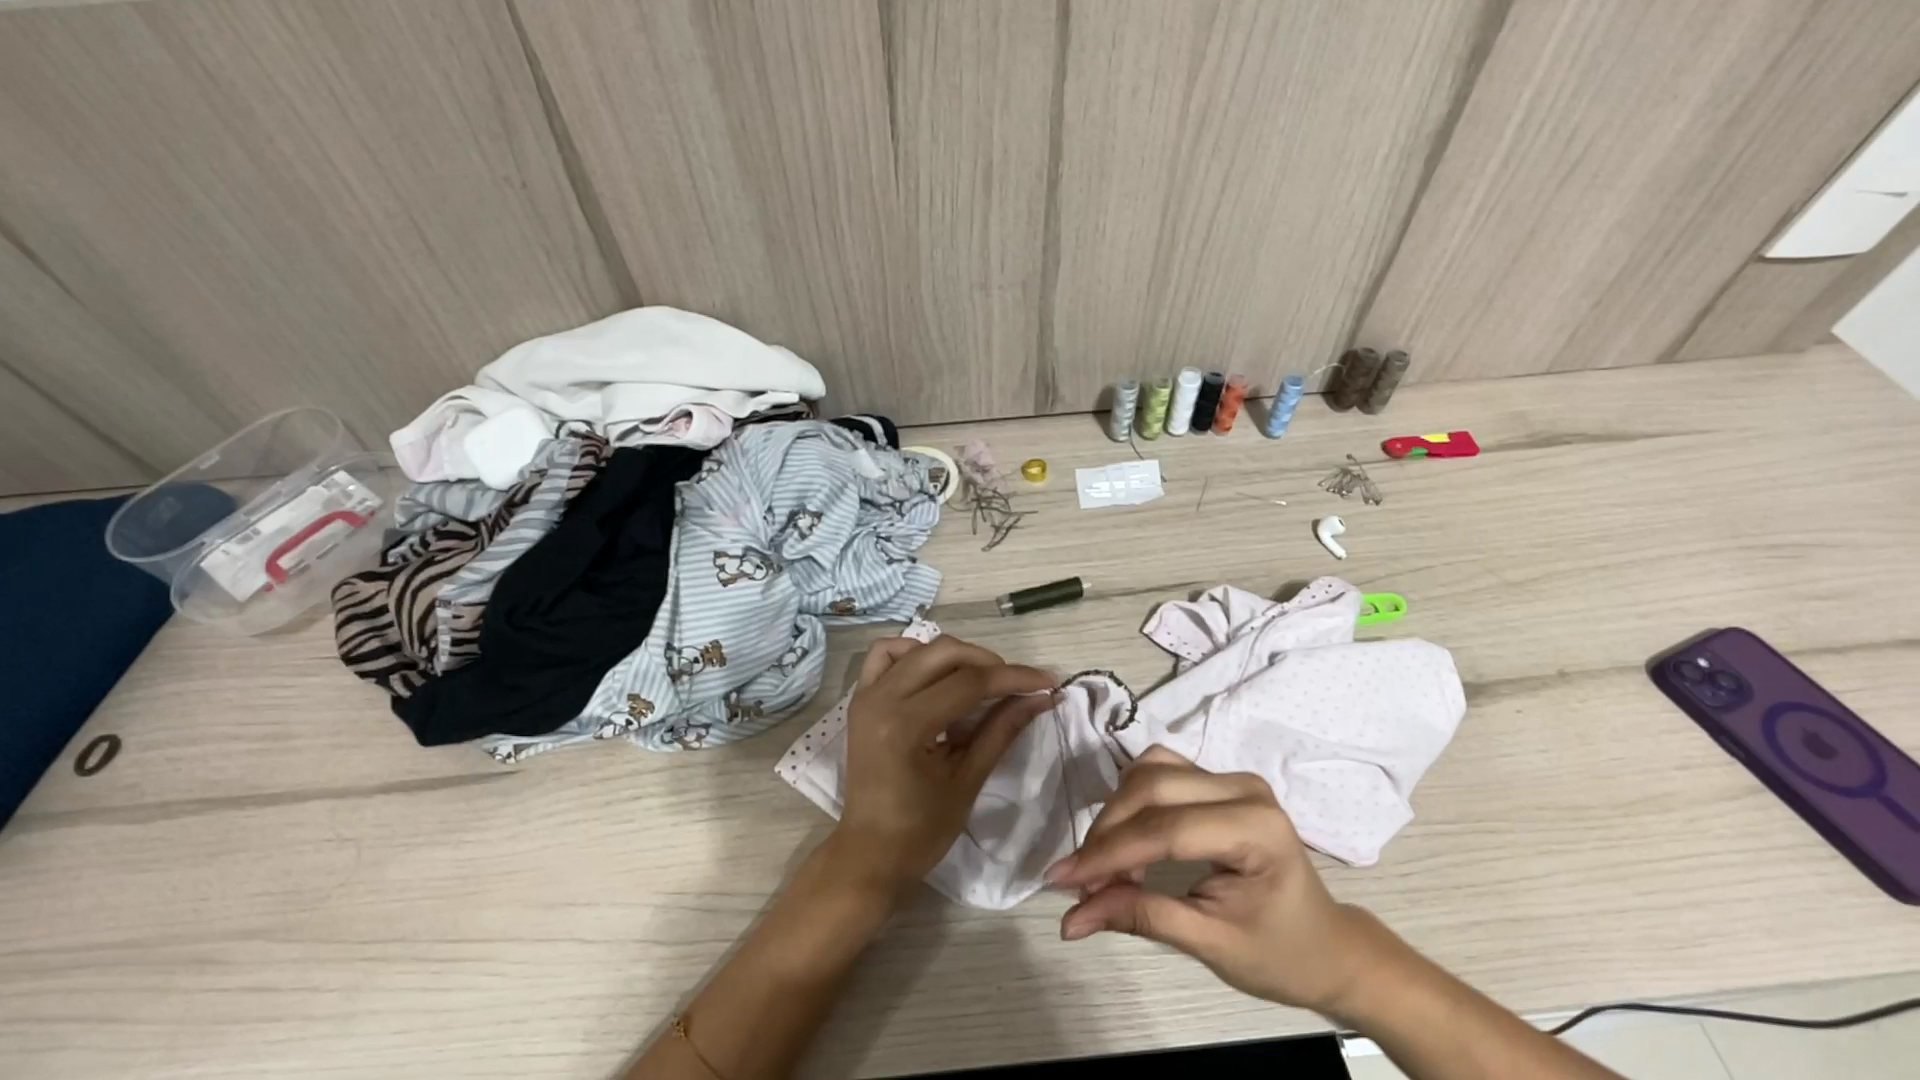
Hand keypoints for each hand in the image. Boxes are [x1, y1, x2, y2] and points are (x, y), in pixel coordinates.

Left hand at [831, 635, 1056, 897]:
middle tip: (1016, 685)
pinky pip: (886, 655)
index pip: (969, 683)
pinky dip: (914, 654)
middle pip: (944, 653)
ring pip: (917, 647)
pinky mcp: (861, 698)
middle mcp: (881, 699)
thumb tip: (1041, 698)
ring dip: (954, 656)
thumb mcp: (967, 780)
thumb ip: (1001, 731)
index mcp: (906, 725)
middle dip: (987, 662)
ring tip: (980, 681)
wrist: (870, 853)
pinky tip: (937, 675)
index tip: (1048, 681)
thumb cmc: (921, 830)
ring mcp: (866, 695)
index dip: (1013, 678)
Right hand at [1046, 748, 1395, 1014]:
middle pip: (1152, 788)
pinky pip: (1160, 772)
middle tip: (1079, 881)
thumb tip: (1070, 919)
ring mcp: (1232, 779)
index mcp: (1256, 828)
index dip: (1109, 854)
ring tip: (1105, 865)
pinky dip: (1131, 800)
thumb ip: (1141, 917)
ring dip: (1116, 812)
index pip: (1166, 829)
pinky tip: (1125, 839)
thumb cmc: (1279, 953)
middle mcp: (1244, 788)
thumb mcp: (1210, 944)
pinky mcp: (1218, 782)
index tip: (1062, 881)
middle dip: (1107, 833)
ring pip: (1150, 770)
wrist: (1327, 946)